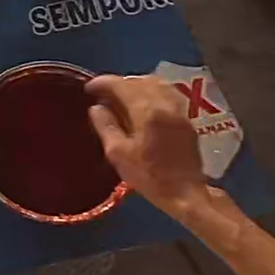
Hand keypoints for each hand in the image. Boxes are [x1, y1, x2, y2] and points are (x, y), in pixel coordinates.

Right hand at [86, 74, 209, 212]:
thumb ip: (105, 126)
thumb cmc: (149, 176)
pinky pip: (167, 93)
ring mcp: (179, 110)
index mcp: (146, 112)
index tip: (88, 88)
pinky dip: (151, 91)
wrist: (186, 194)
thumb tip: (96, 108)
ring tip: (121, 96)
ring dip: (135, 84)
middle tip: (102, 93)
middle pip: (139, 80)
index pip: (121, 85)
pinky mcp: (186, 119)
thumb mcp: (118, 154)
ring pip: (156, 83)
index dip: (102, 83)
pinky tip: (142, 103)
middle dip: (118, 83)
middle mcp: (165, 104)